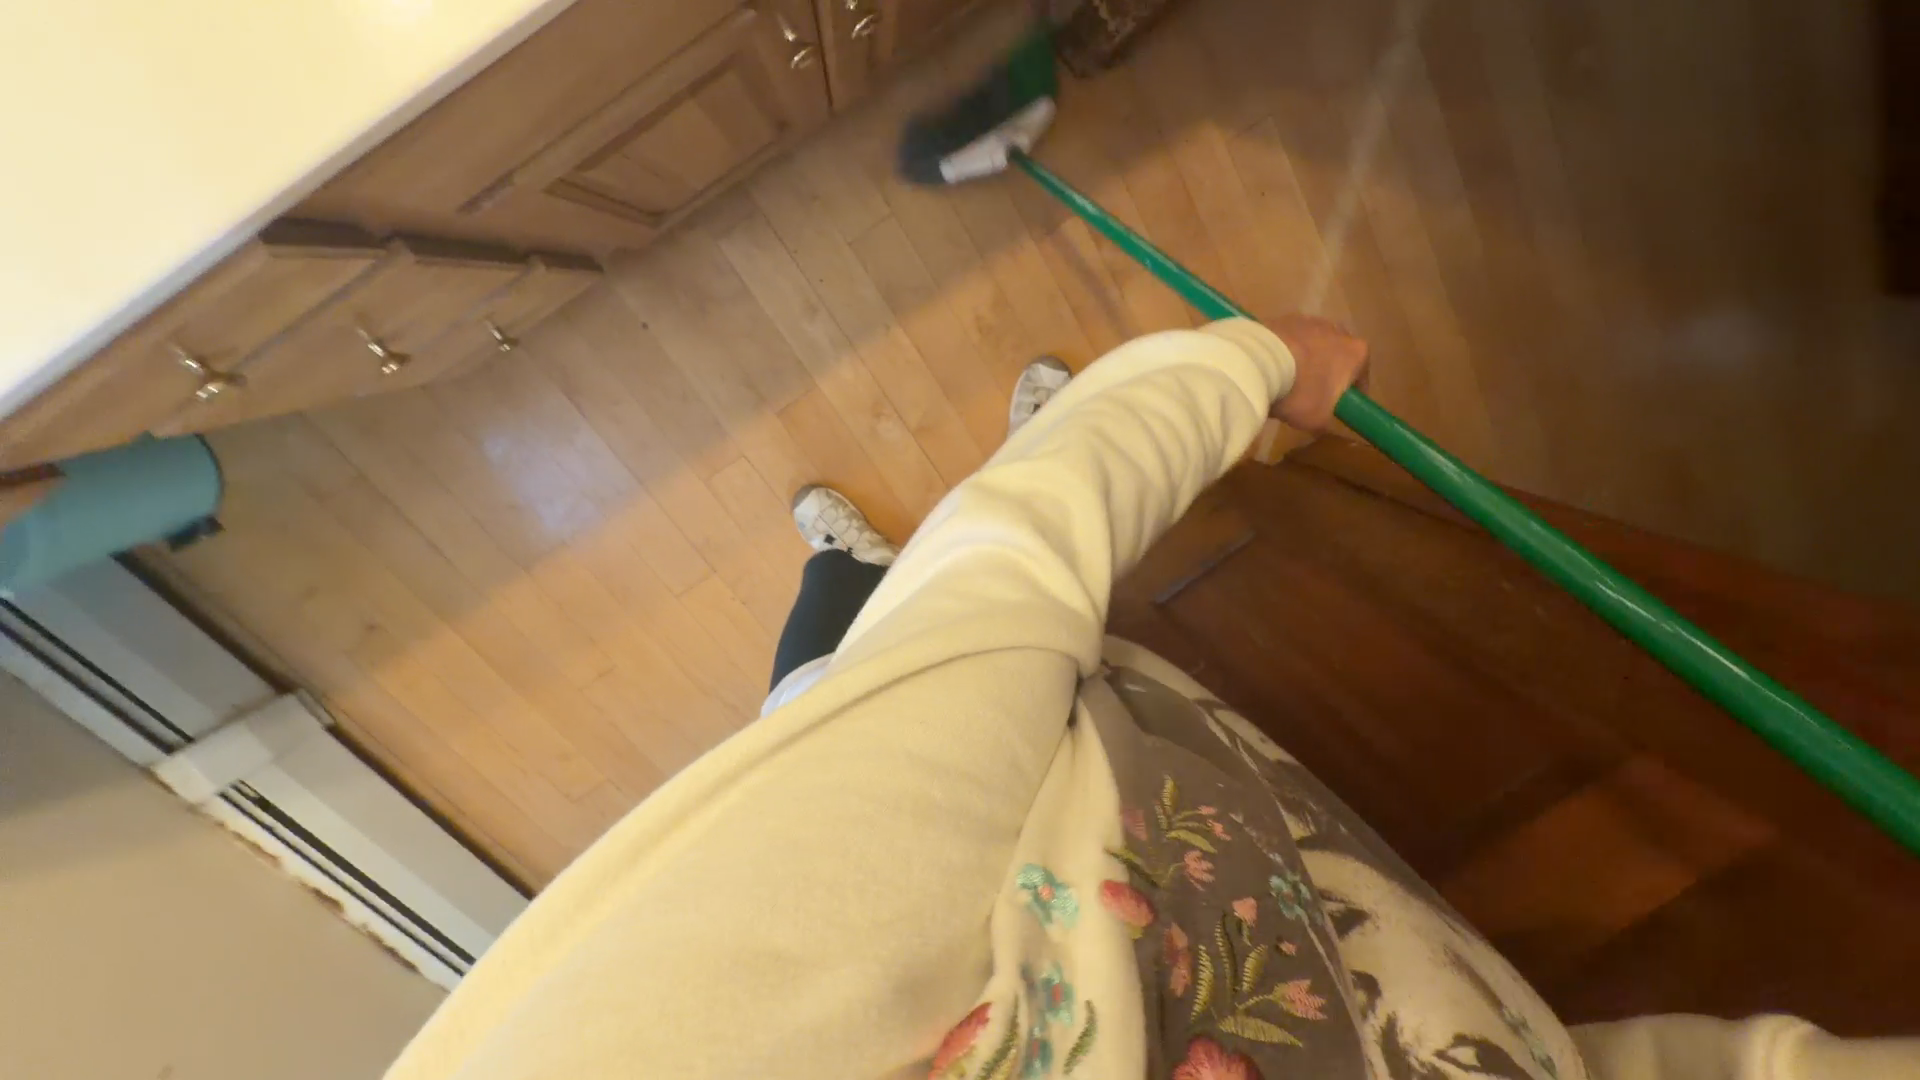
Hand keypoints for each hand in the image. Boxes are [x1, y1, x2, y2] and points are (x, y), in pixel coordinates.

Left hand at [1269, 314, 1368, 432]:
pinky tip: (1270, 369)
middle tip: (1309, 396)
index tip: (1337, 409)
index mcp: (1357, 353)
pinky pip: (1288, 341)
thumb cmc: (1300, 393)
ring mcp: (1309, 321)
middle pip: (1336, 358)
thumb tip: (1322, 422)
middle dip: (1326, 375)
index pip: (1360, 378)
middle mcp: (1338, 330)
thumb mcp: (1318, 419)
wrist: (1259, 363)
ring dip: (1303, 362)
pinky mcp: (1282, 318)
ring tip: (1285, 382)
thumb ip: (1327, 420)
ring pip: (1311, 346)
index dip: (1349, 396)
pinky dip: (1283, 353)